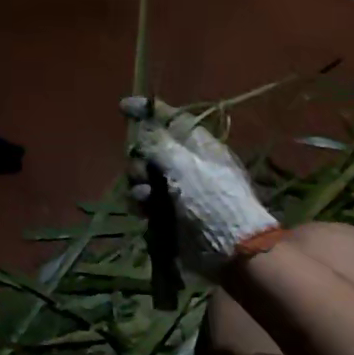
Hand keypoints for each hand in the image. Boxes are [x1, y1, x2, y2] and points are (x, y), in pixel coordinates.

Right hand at [123, 96, 282, 277]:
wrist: (229, 247)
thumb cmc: (212, 199)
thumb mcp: (184, 164)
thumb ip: (159, 144)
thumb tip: (144, 131)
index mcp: (199, 145)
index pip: (172, 119)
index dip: (149, 111)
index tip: (124, 107)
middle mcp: (187, 164)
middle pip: (151, 148)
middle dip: (140, 157)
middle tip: (143, 170)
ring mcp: (178, 189)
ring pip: (144, 174)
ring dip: (139, 181)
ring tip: (146, 196)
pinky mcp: (169, 211)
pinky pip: (144, 198)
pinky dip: (140, 201)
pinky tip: (144, 208)